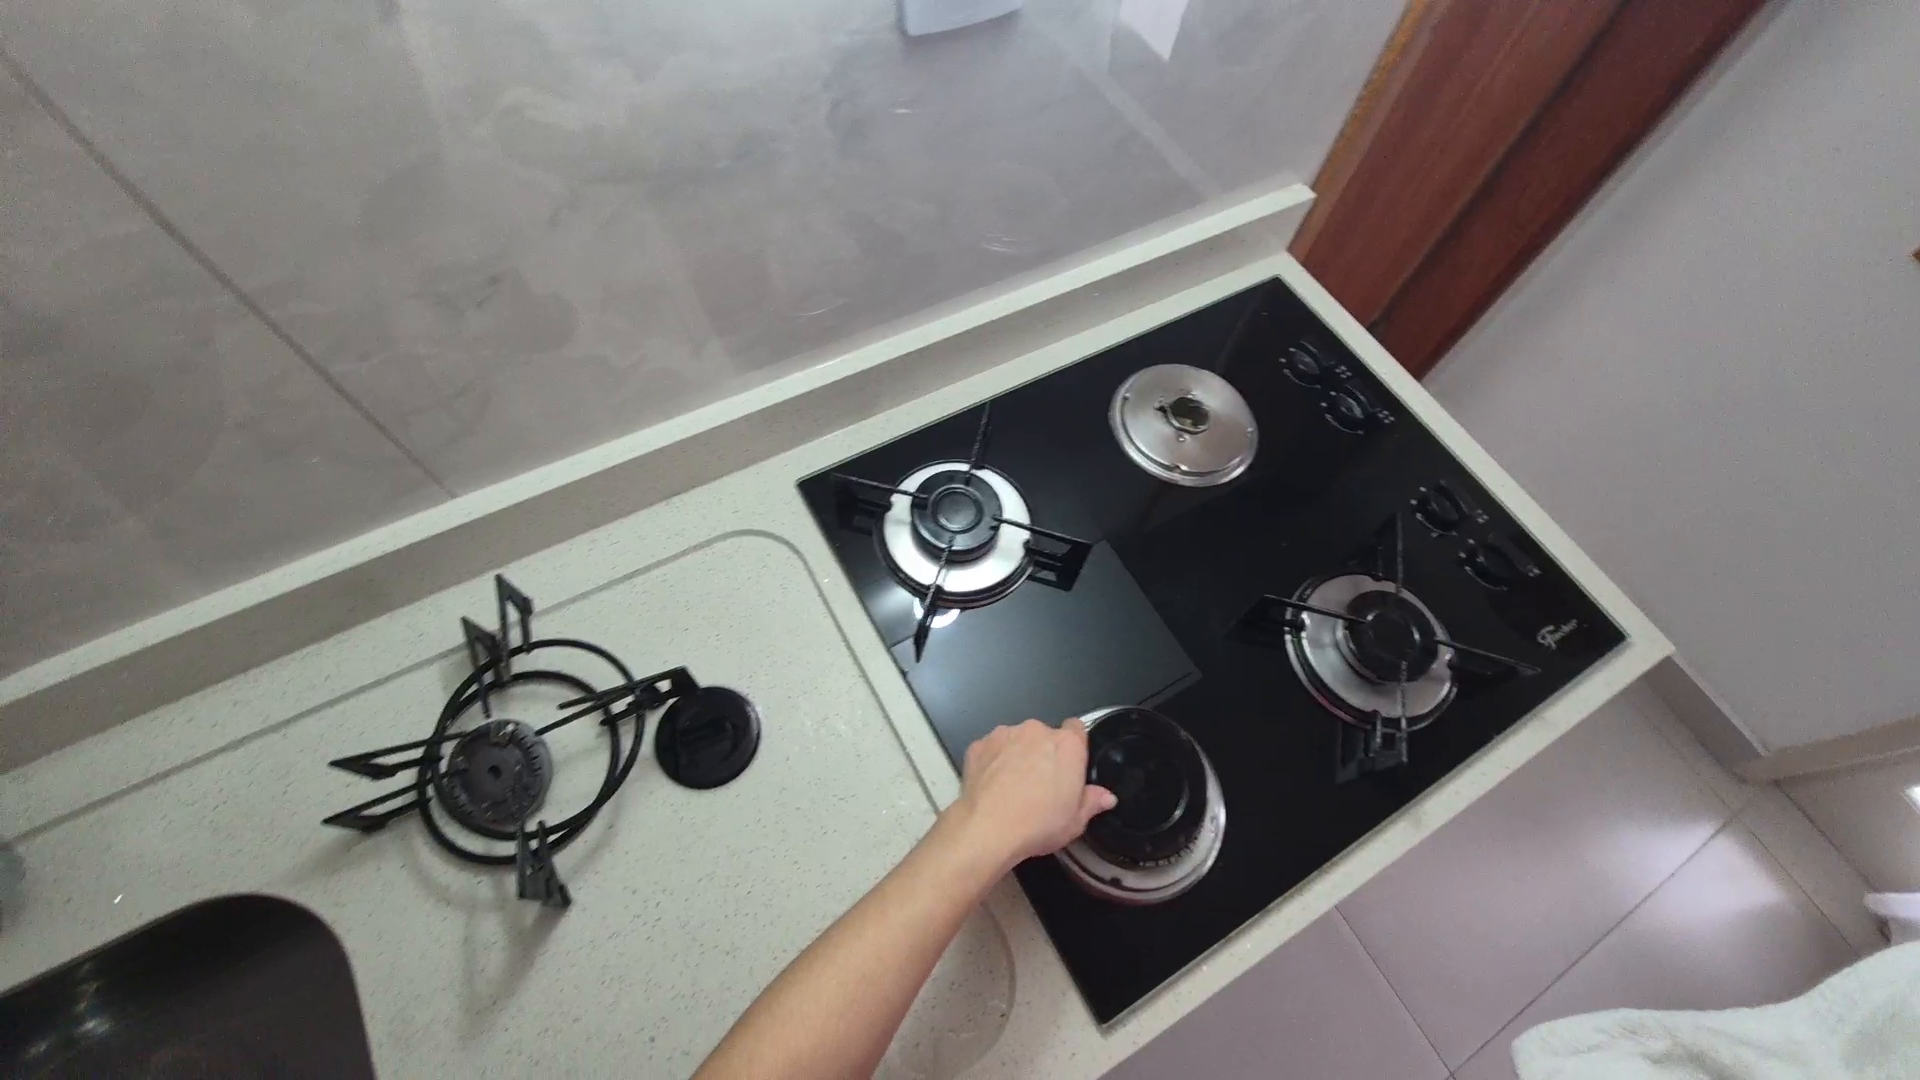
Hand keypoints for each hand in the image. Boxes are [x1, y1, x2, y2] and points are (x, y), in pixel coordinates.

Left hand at [947, 718, 1117, 873]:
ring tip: (1013, 787)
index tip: (1069, 764)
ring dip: (1017, 755)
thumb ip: (1092, 802)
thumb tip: (1105, 797)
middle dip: (1043, 753)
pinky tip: (993, 786)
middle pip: (1045, 735)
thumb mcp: (1075, 821)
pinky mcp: (980, 743)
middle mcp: (1037, 731)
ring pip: (1017, 739)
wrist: (988, 827)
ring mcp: (1006, 734)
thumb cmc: (1036, 823)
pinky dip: (993, 761)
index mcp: (1067, 745)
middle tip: (1041, 785)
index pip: (1077, 728)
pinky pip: (992, 748)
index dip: (1074, 746)